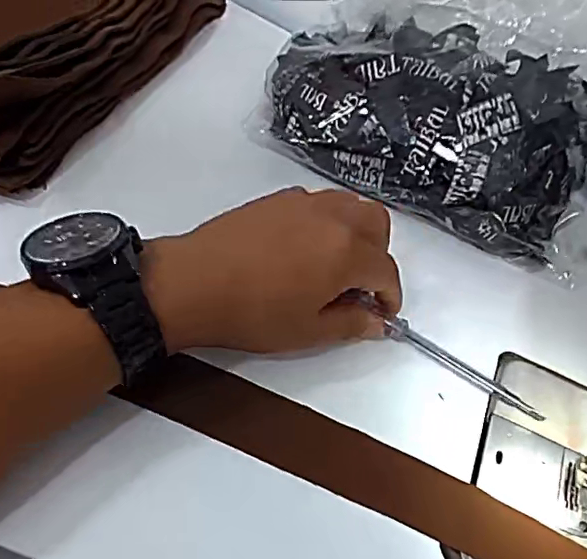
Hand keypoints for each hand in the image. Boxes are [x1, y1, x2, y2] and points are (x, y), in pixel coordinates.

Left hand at [142, 187, 402, 353]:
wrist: (195, 284)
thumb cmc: (254, 314)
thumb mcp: (308, 331)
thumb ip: (350, 324)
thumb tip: (376, 323)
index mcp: (346, 252)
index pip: (386, 270)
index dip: (390, 296)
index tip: (384, 314)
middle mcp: (332, 217)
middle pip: (378, 226)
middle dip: (380, 257)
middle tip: (363, 289)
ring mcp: (304, 202)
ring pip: (351, 206)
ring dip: (357, 235)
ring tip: (338, 268)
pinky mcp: (278, 199)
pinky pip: (320, 203)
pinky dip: (329, 223)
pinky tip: (309, 251)